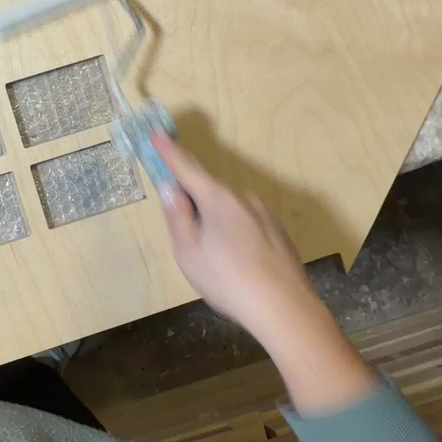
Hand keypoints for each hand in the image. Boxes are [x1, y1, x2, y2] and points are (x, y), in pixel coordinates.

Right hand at [151, 132, 375, 411]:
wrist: (285, 309)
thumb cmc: (227, 280)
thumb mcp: (188, 252)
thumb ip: (178, 217)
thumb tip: (172, 190)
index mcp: (218, 200)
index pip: (187, 168)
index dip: (169, 151)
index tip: (156, 133)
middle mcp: (243, 198)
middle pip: (209, 190)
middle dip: (191, 199)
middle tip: (181, 228)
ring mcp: (264, 214)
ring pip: (228, 209)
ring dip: (213, 221)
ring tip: (211, 257)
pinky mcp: (277, 231)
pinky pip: (245, 222)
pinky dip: (232, 233)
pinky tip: (234, 262)